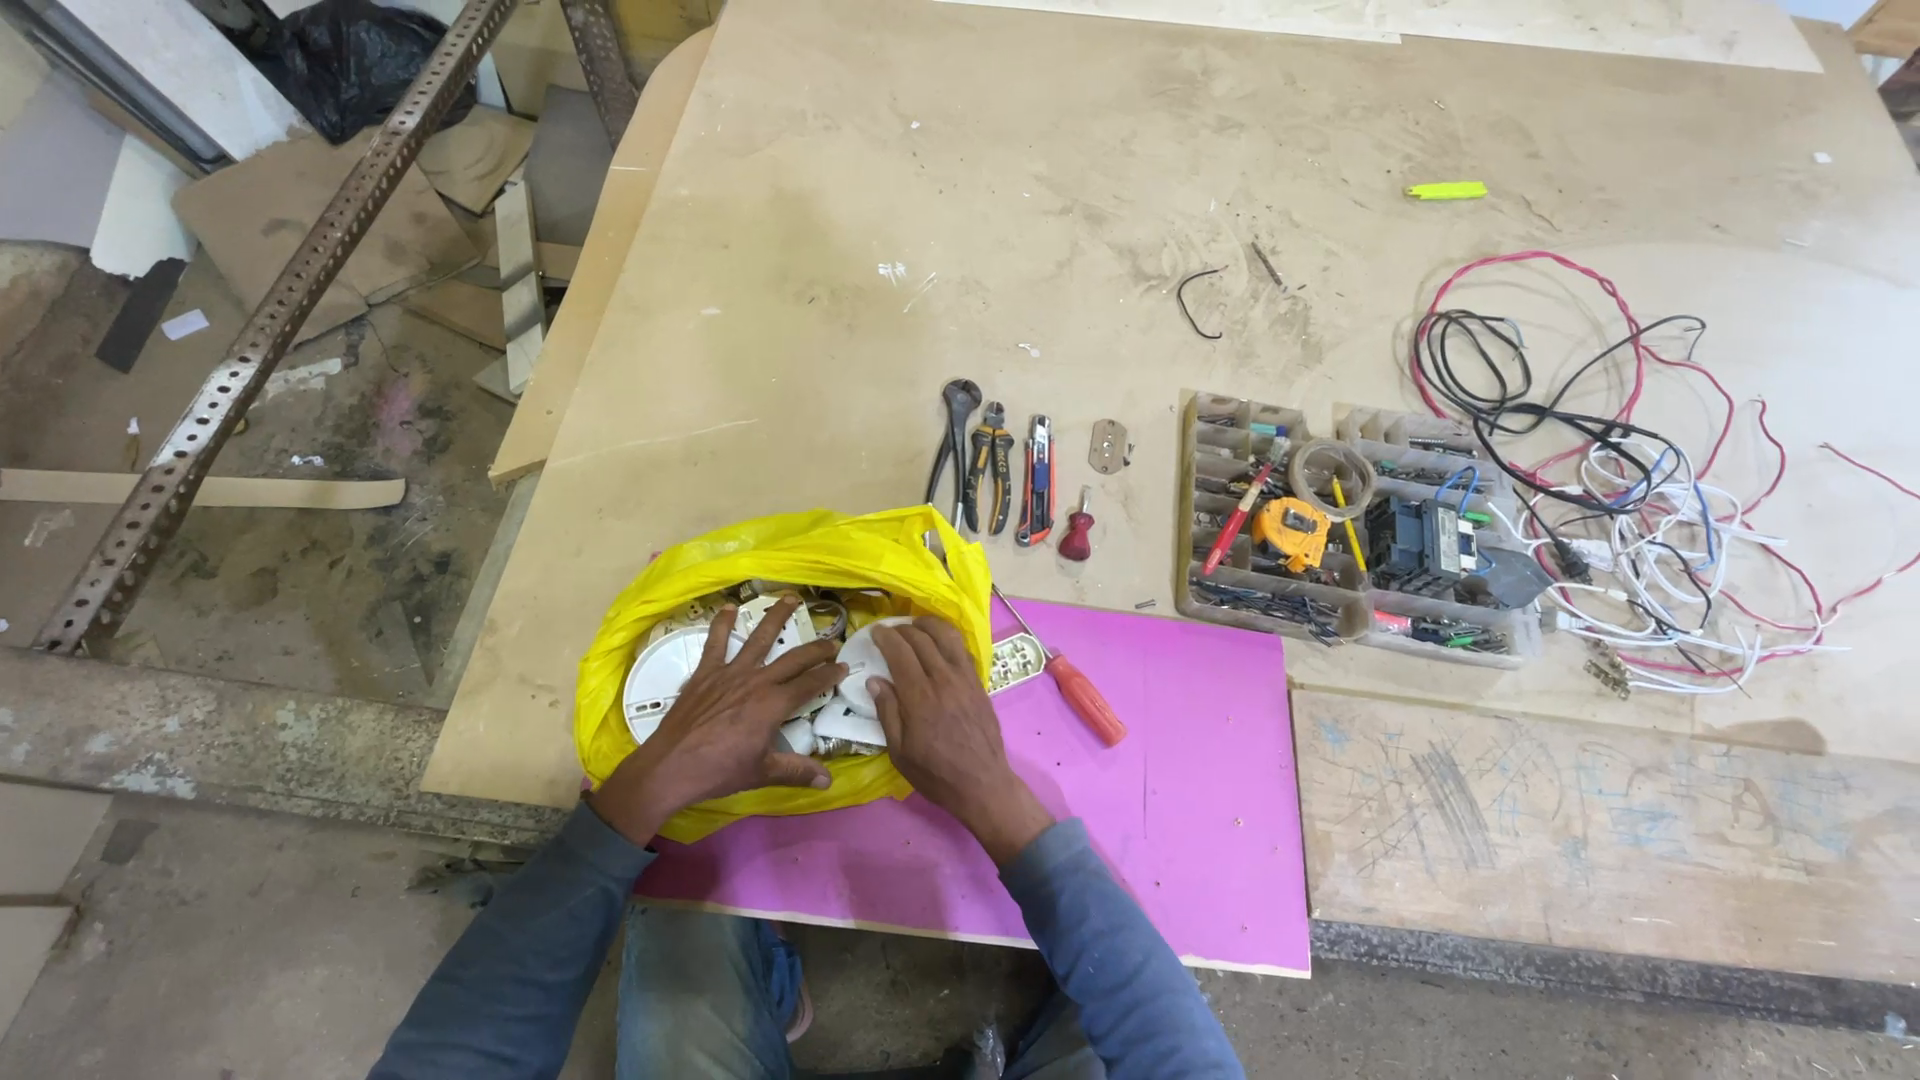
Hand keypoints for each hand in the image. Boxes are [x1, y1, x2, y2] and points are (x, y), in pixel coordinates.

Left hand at [589, 597, 845, 843]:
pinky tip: (729, 608)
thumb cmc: (720, 770)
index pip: (811, 684)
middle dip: (817, 649)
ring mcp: (730, 673)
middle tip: (833, 640)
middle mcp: (757, 681)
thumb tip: (828, 781)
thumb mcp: (763, 773)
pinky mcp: (705, 673)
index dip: (830, 674)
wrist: (671, 767)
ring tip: (791, 598)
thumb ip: (798, 771)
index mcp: (774, 704)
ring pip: (759, 638)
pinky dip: (722, 624)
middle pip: (794, 658)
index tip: (844, 666)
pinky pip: (715, 643)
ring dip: (777, 617)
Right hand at [869, 617, 1054, 864]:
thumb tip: (874, 681)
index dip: (886, 637)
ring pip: (947, 637)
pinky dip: (948, 638)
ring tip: (915, 624)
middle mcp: (943, 680)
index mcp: (920, 697)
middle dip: (902, 629)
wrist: (982, 784)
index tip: (875, 631)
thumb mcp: (899, 751)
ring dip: (929, 625)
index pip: (900, 653)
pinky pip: (963, 650)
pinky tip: (940, 640)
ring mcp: (965, 679)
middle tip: (890, 630)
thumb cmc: (935, 773)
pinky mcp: (978, 683)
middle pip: (921, 639)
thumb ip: (887, 712)